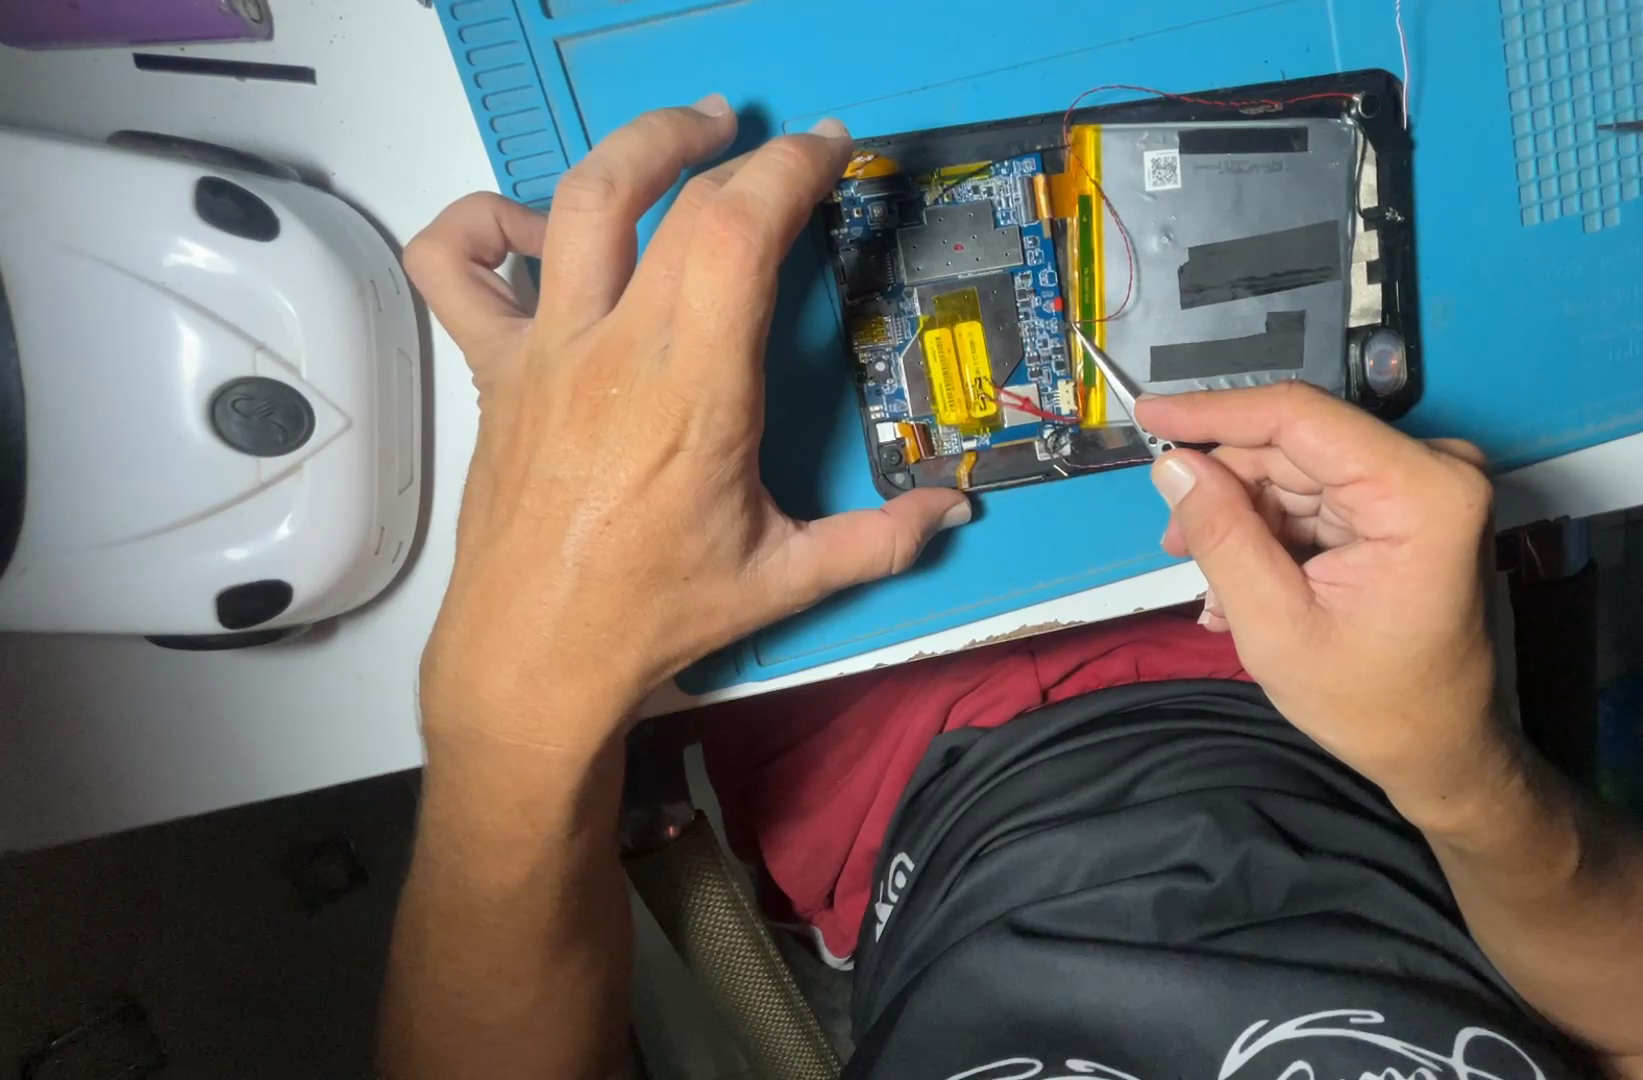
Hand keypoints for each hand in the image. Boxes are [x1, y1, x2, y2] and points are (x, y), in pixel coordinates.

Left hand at [405, 98, 968, 757]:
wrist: (535, 657)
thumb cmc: (660, 614)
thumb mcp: (788, 579)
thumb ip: (882, 540)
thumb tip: (958, 510)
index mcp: (698, 390)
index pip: (741, 234)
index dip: (791, 171)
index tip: (829, 150)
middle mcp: (617, 350)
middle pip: (671, 200)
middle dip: (730, 147)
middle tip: (773, 139)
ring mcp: (544, 353)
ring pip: (573, 202)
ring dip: (633, 149)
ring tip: (683, 137)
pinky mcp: (496, 371)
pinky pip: (458, 266)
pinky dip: (487, 222)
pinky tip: (537, 234)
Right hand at [1135, 384, 1507, 823]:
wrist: (1438, 748)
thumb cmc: (1370, 702)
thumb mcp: (1275, 626)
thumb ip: (1221, 536)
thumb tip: (1172, 464)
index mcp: (1418, 492)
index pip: (1296, 418)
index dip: (1212, 412)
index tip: (1147, 412)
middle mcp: (1426, 469)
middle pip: (1287, 447)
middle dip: (1221, 490)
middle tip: (1176, 545)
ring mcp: (1412, 485)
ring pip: (1287, 471)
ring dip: (1237, 521)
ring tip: (1212, 585)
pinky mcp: (1395, 504)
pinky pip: (1305, 496)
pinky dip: (1262, 535)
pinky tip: (1241, 584)